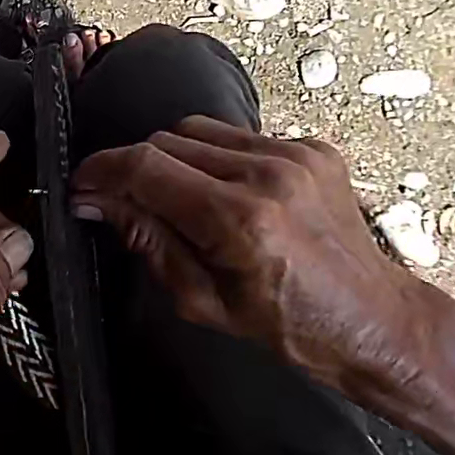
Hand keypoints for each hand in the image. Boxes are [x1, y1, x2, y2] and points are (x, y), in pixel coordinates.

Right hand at [70, 116, 451, 412]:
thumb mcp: (200, 299)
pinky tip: (215, 189)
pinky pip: (235, 136)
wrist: (374, 320)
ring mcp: (295, 155)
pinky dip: (209, 157)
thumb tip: (97, 202)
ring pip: (196, 130)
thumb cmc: (288, 325)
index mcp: (239, 221)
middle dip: (130, 167)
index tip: (81, 183)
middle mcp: (268, 175)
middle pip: (165, 140)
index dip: (101, 170)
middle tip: (118, 198)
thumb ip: (146, 240)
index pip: (145, 167)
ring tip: (171, 196)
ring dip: (168, 158)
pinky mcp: (311, 147)